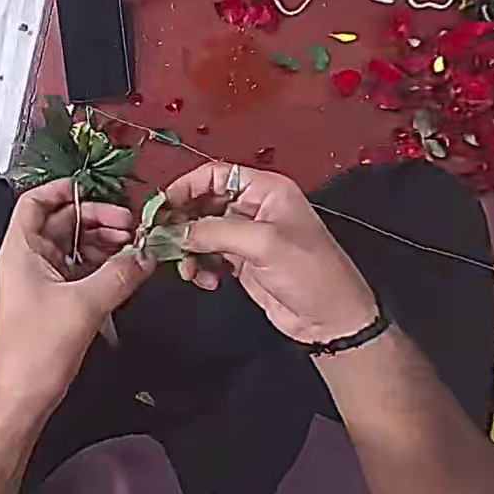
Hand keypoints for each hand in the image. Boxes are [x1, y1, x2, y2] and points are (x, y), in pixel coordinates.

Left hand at [0, 179, 153, 423]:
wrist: (22, 399)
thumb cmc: (36, 350)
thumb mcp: (84, 305)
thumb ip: (120, 274)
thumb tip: (147, 254)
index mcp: (21, 250)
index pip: (35, 202)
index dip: (62, 189)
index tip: (95, 189)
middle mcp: (29, 259)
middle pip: (63, 221)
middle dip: (98, 219)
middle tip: (130, 225)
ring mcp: (42, 279)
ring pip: (75, 245)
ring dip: (104, 242)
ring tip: (133, 246)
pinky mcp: (55, 298)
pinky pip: (81, 268)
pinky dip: (103, 264)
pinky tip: (126, 266)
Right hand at [165, 164, 377, 344]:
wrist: (331, 320)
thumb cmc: (308, 271)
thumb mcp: (263, 244)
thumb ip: (215, 231)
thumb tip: (175, 230)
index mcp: (266, 189)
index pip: (215, 174)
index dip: (186, 187)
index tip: (162, 208)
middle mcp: (254, 207)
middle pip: (204, 202)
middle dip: (182, 220)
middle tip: (161, 240)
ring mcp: (246, 235)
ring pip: (201, 230)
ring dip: (188, 247)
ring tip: (187, 269)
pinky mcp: (241, 262)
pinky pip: (208, 254)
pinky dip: (199, 265)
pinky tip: (205, 280)